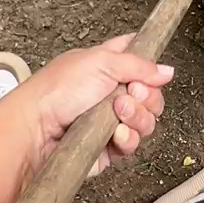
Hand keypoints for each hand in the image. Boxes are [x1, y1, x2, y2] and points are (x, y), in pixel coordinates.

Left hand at [0, 35, 171, 175]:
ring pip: (146, 120)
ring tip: (117, 112)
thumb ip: (139, 64)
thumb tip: (166, 70)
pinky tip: (114, 134)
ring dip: (137, 116)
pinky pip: (133, 143)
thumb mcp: (100, 61)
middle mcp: (111, 91)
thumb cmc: (58, 90)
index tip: (152, 69)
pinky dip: (127, 138)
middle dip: (146, 95)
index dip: (150, 62)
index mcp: (107, 64)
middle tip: (130, 93)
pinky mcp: (109, 146)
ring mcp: (111, 120)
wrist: (37, 130)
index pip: (137, 56)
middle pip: (151, 93)